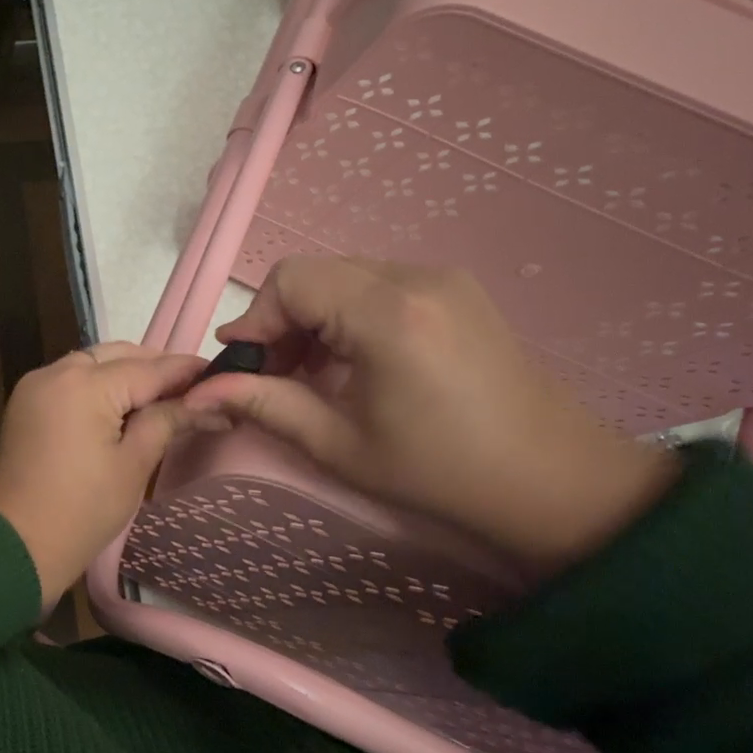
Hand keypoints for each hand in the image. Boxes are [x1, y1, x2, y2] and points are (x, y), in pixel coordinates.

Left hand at [0, 343, 219, 609]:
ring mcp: (33, 387)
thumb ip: (167, 421)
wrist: (15, 545)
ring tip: (160, 402)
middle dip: (154, 369)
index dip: (188, 373)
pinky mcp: (23, 406)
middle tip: (192, 393)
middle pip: (116, 356)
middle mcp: (54, 373)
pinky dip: (96, 386)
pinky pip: (68, 382)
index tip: (224, 377)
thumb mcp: (133, 464)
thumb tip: (207, 404)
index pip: (149, 368)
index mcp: (83, 384)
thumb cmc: (82, 510)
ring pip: (90, 364)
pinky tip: (121, 408)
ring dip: (124, 375)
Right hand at [182, 257, 677, 574]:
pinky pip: (376, 286)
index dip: (254, 319)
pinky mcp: (457, 293)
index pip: (292, 280)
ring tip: (306, 374)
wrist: (553, 480)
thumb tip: (199, 391)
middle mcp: (418, 280)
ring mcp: (444, 281)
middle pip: (314, 273)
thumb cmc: (437, 471)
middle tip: (271, 376)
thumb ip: (264, 404)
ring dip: (309, 318)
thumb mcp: (336, 444)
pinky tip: (346, 363)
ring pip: (343, 276)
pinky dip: (343, 315)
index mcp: (389, 315)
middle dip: (278, 320)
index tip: (241, 367)